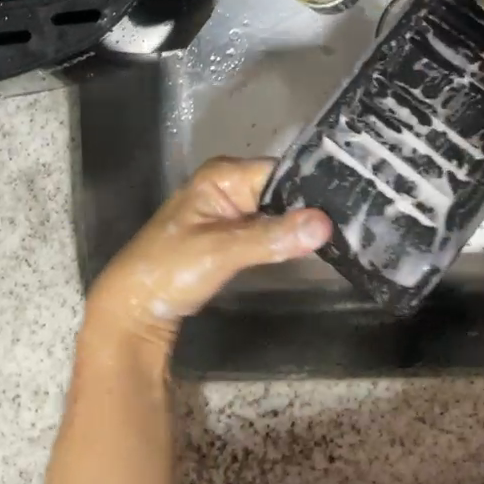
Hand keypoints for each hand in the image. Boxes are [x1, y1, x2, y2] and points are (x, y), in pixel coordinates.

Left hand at [86, 158, 331, 347]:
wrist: (131, 311)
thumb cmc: (167, 271)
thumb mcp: (220, 252)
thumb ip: (272, 237)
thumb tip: (325, 223)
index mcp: (223, 175)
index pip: (281, 171)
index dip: (312, 188)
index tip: (348, 206)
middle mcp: (230, 184)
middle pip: (283, 190)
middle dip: (310, 209)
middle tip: (351, 224)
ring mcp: (231, 210)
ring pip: (279, 211)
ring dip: (300, 226)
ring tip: (342, 235)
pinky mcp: (234, 234)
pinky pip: (269, 228)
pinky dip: (286, 238)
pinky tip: (311, 247)